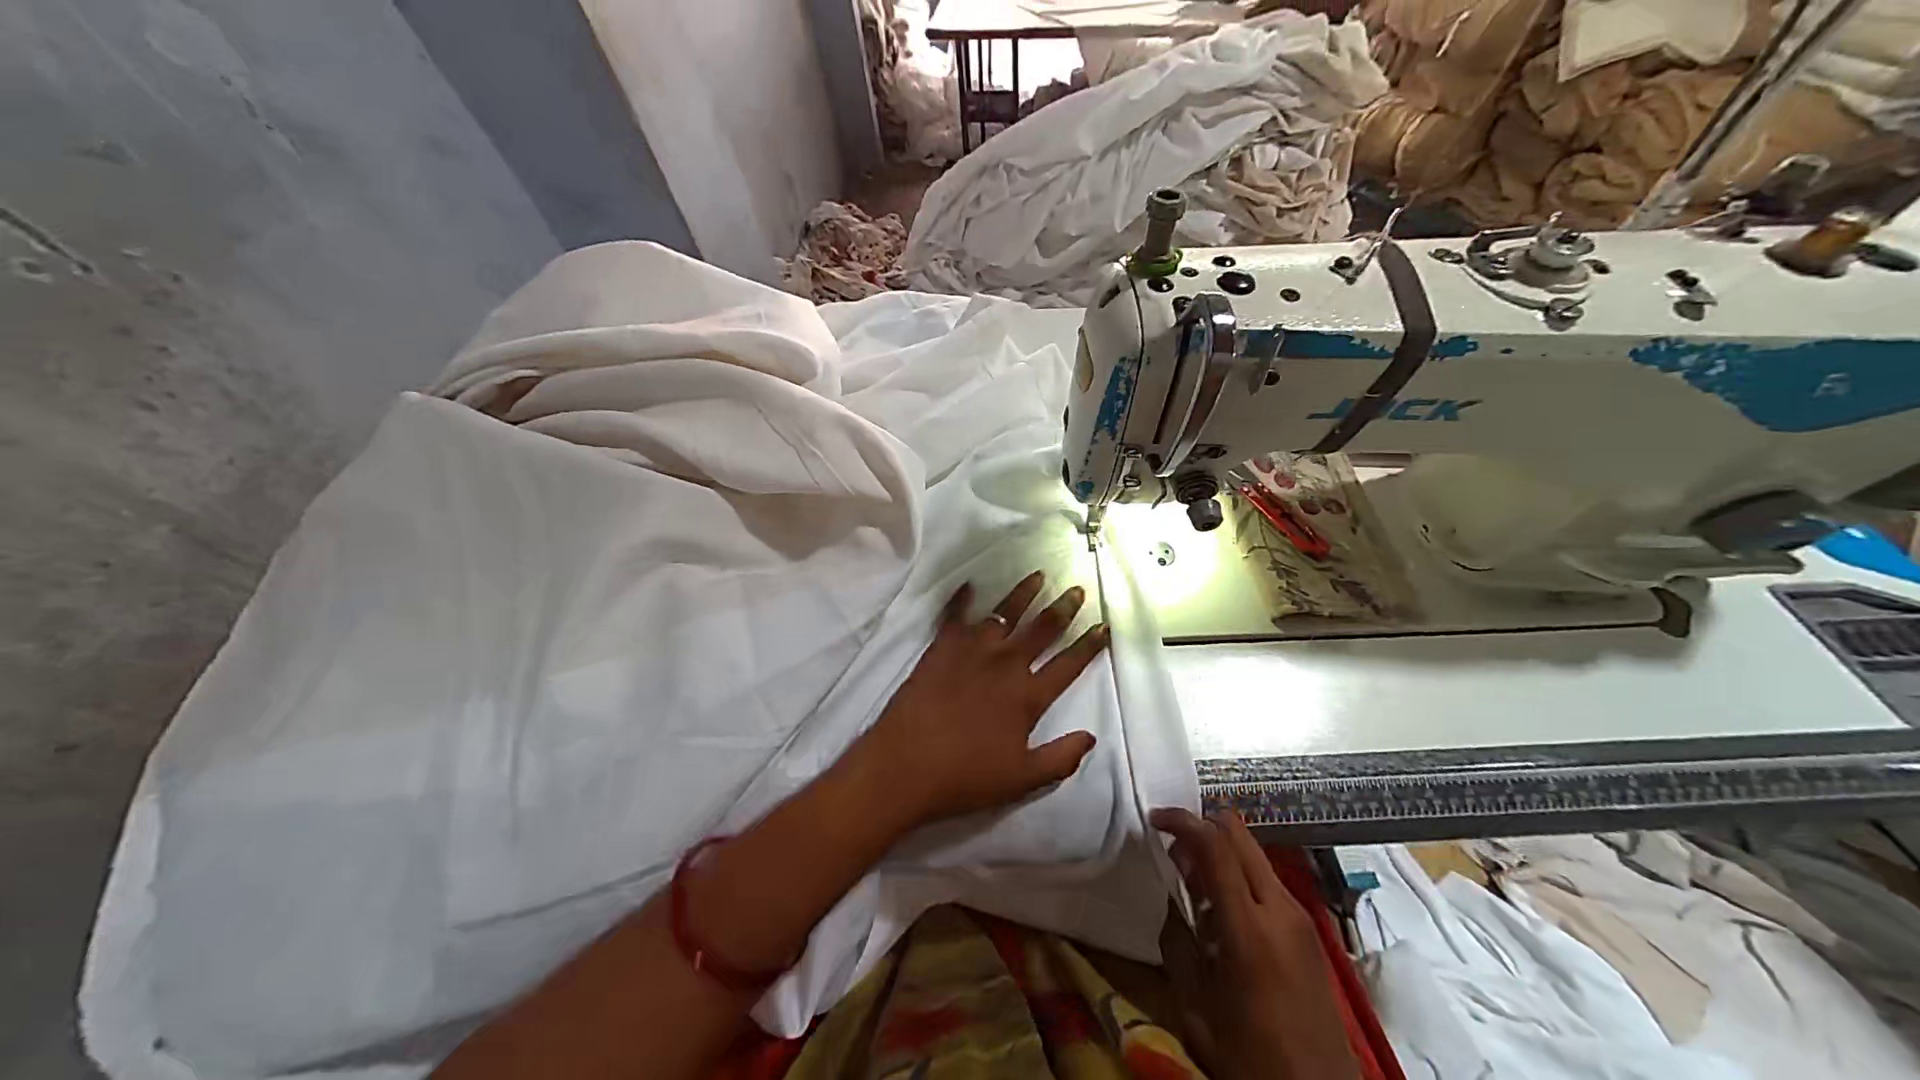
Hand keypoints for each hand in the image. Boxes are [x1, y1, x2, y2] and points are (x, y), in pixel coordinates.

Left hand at [844, 571, 1109, 829]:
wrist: (905, 764)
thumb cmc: (965, 776)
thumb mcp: (1022, 779)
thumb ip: (1061, 758)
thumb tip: (1091, 737)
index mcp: (1027, 696)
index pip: (1068, 665)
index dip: (1090, 645)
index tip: (1105, 625)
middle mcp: (1005, 665)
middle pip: (1041, 629)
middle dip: (1063, 608)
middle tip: (1077, 589)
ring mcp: (972, 651)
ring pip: (1004, 613)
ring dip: (1023, 593)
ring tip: (1037, 575)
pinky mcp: (941, 648)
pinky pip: (954, 615)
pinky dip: (962, 598)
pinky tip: (969, 583)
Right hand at [1151, 808, 1360, 1079]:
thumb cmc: (1249, 1057)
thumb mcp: (1195, 1006)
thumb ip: (1177, 943)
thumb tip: (1172, 904)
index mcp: (1249, 928)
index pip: (1215, 845)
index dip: (1181, 821)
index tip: (1154, 818)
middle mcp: (1281, 910)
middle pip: (1240, 835)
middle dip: (1201, 829)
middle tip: (1174, 855)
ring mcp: (1300, 918)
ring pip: (1254, 855)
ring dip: (1220, 853)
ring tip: (1194, 887)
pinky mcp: (1309, 932)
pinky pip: (1267, 881)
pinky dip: (1239, 876)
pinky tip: (1222, 913)